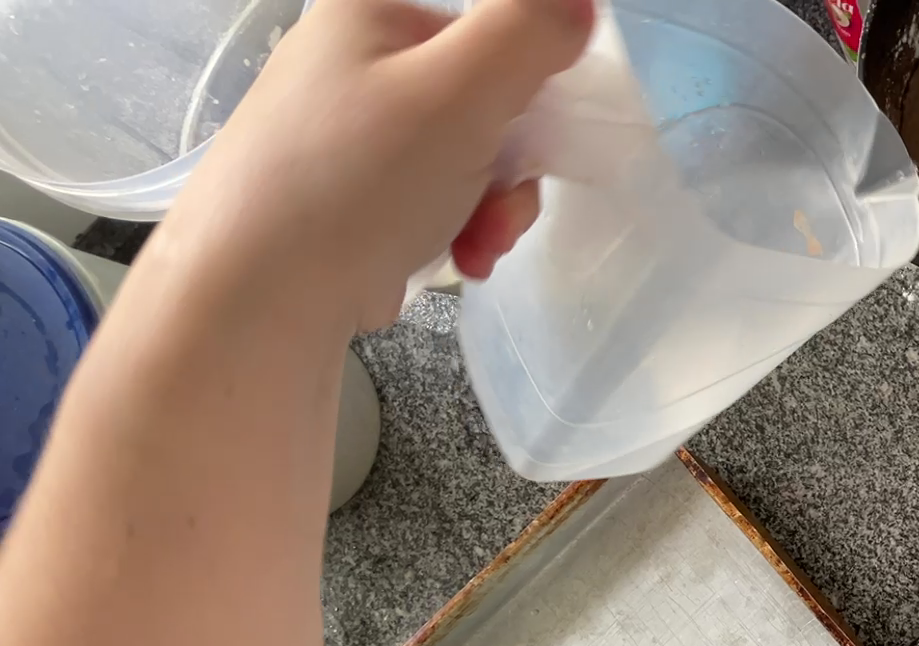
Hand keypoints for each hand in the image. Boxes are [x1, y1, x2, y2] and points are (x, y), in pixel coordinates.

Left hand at [149, 0, 593, 330]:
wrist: (272, 280)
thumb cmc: (365, 176)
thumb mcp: (459, 94)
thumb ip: (525, 37)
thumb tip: (583, 1)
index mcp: (382, 16)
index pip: (502, 45)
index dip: (537, 105)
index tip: (537, 155)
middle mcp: (371, 63)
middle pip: (496, 112)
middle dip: (515, 177)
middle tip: (498, 216)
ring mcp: (368, 129)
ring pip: (480, 165)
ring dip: (497, 214)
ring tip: (475, 247)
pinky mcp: (371, 188)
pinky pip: (452, 199)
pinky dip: (468, 232)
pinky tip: (460, 258)